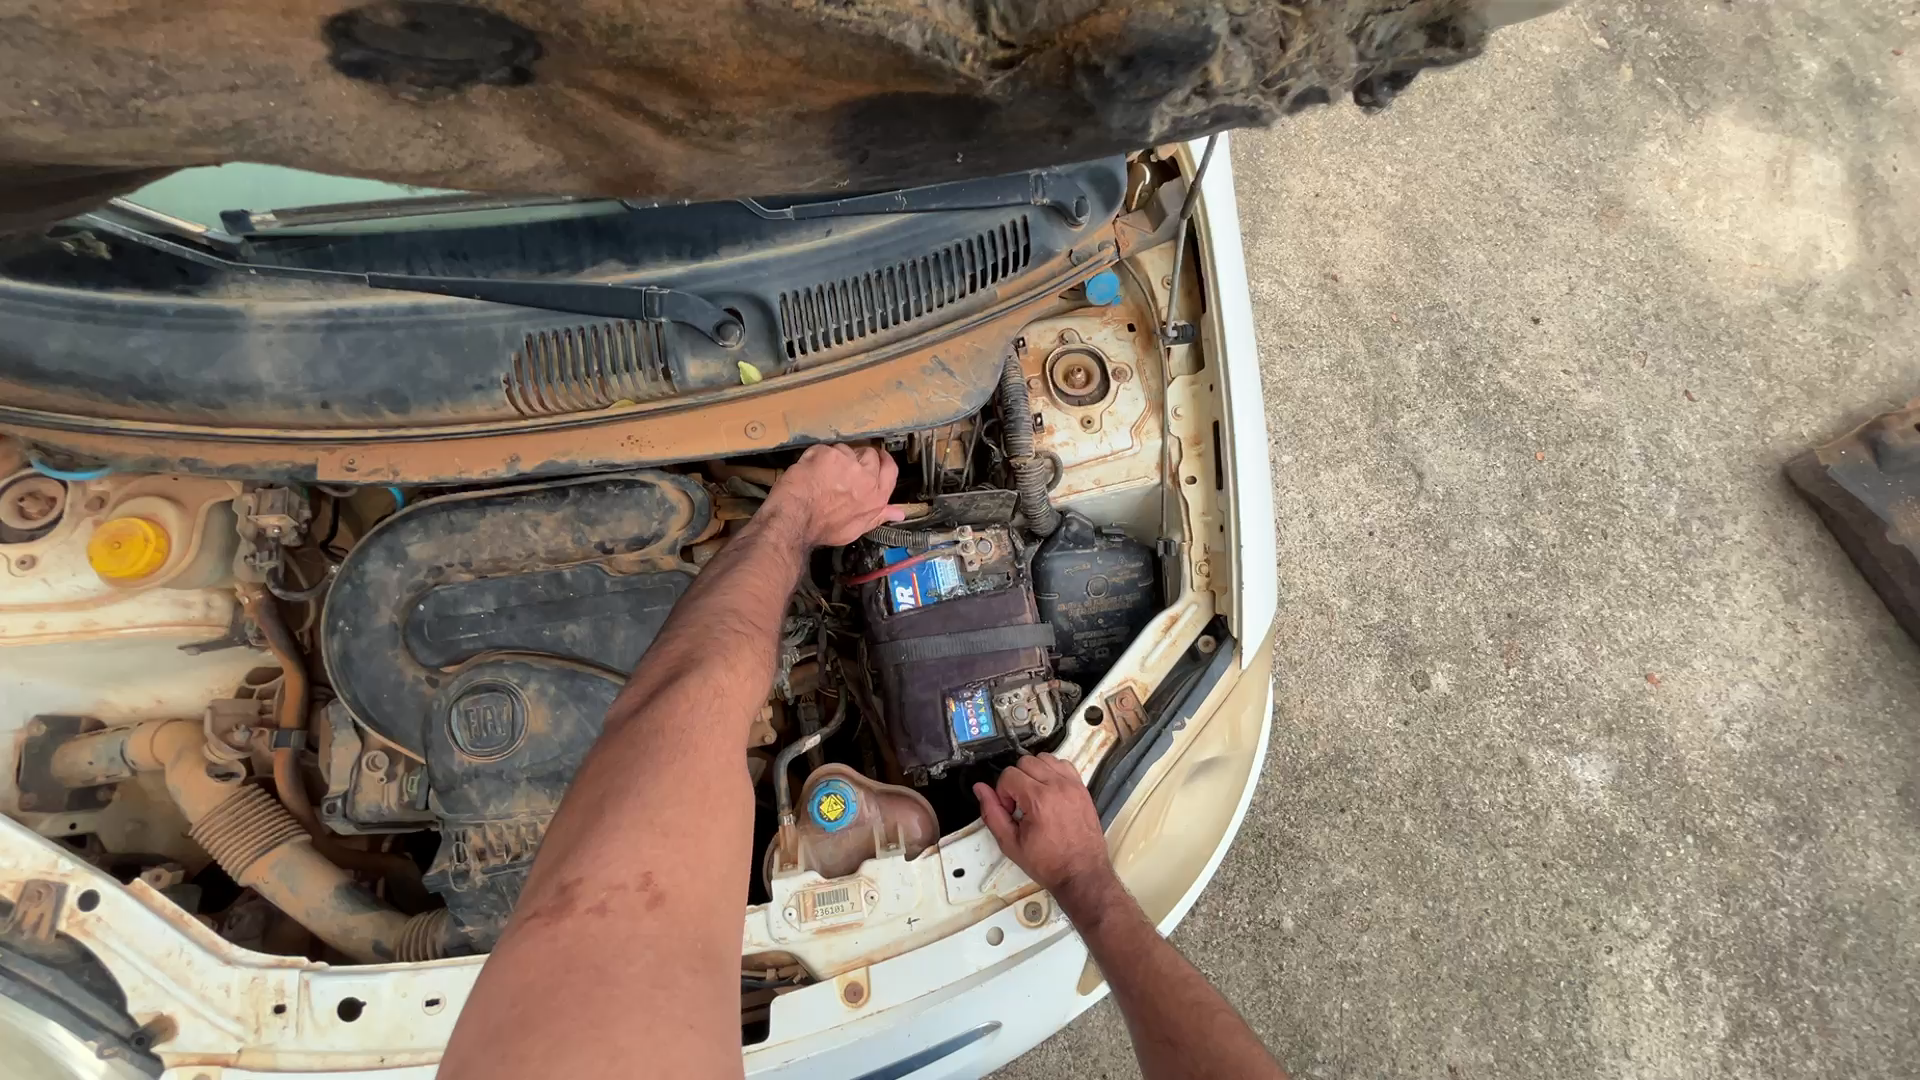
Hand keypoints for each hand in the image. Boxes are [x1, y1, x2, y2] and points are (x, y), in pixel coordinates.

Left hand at [758, 443, 904, 548]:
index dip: (883, 461)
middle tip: (841, 470)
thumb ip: (879, 515)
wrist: (796, 521)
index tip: (878, 457)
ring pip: (845, 450)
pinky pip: (824, 449)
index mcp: (877, 496)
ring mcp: (847, 463)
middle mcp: (866, 477)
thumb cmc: (824, 528)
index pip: (890, 469)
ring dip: (834, 458)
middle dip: (856, 459)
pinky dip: (816, 458)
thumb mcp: (857, 529)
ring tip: (821, 475)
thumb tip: (899, 513)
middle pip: (869, 455)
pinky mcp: (828, 454)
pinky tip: (809, 472)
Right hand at [974, 754, 1120, 918]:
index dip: (1003, 792)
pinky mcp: (1082, 788)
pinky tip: (1049, 791)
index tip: (1011, 810)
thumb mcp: (1010, 844)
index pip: (1009, 774)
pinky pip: (1063, 764)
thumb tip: (980, 788)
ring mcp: (1073, 785)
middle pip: (1025, 761)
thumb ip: (992, 813)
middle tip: (1020, 805)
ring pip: (1044, 758)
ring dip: (1034, 773)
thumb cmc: (1049, 863)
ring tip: (1034, 796)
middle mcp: (1058, 786)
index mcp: (1039, 800)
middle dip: (1016, 781)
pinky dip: (1052, 772)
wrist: (1082, 874)